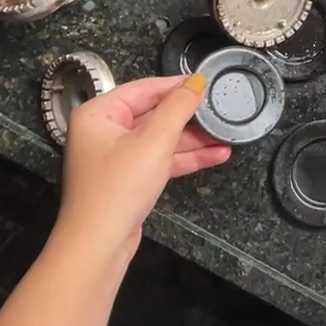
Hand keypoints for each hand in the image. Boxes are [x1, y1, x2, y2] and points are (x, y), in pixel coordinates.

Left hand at [57, 74, 229, 254]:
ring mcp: (118, 156)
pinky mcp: (130, 178)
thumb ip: (178, 107)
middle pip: (155, 114)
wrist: (99, 244)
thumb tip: (196, 81)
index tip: (207, 82)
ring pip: (162, 138)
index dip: (177, 85)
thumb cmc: (118, 187)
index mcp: (99, 114)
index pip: (144, 89)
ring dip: (194, 139)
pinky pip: (162, 159)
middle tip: (220, 109)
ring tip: (227, 134)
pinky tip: (216, 155)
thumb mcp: (154, 141)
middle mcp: (105, 131)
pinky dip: (187, 157)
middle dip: (190, 116)